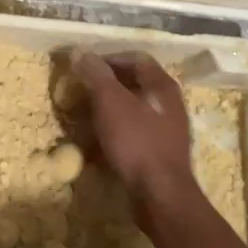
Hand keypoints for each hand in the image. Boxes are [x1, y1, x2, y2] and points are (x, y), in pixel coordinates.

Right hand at [73, 51, 198, 214]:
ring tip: (83, 120)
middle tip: (80, 94)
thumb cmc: (137, 142)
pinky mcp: (159, 154)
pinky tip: (96, 147)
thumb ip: (96, 74)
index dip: (107, 59)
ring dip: (107, 112)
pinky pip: (133, 135)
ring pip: (131, 111)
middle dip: (104, 87)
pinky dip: (114, 135)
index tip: (83, 69)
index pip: (134, 58)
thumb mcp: (111, 102)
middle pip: (133, 84)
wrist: (162, 197)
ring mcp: (166, 130)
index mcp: (162, 84)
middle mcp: (168, 103)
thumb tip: (80, 51)